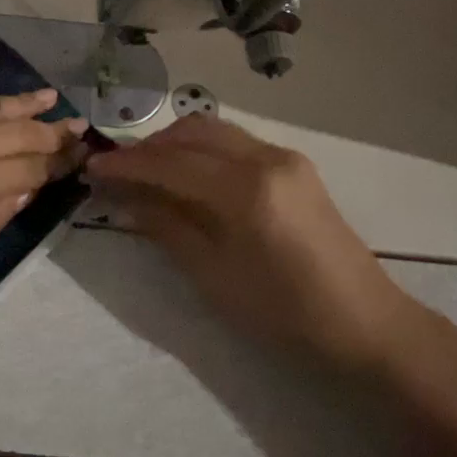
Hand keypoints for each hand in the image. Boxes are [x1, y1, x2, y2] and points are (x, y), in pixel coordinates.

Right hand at [87, 115, 417, 369]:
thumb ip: (166, 227)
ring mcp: (284, 158)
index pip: (170, 163)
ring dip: (174, 145)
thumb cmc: (284, 313)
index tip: (91, 168)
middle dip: (148, 148)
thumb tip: (125, 197)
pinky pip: (235, 143)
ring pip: (214, 132)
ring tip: (145, 172)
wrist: (366, 325)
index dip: (126, 165)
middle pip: (191, 134)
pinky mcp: (295, 167)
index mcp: (245, 189)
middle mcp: (265, 158)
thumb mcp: (213, 276)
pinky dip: (202, 151)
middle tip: (115, 171)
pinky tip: (186, 175)